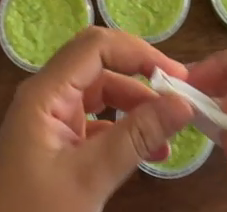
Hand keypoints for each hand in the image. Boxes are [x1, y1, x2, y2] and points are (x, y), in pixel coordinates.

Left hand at [0, 26, 195, 211]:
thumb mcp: (90, 178)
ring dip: (136, 108)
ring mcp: (51, 120)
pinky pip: (97, 123)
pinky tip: (150, 151)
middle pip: (99, 66)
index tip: (177, 75)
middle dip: (140, 77)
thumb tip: (182, 103)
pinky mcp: (57, 144)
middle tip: (178, 95)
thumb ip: (136, 137)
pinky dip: (124, 131)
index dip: (138, 53)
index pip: (95, 48)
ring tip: (169, 133)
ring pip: (101, 94)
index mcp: (44, 93)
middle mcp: (46, 97)